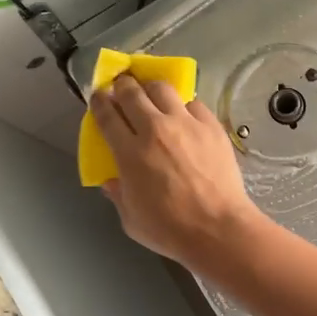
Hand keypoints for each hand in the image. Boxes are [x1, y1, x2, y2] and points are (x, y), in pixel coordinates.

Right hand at [91, 74, 265, 267]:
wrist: (218, 228)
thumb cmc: (171, 230)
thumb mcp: (131, 219)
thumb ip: (119, 195)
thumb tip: (112, 181)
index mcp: (129, 153)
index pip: (107, 115)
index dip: (99, 102)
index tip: (98, 96)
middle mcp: (155, 130)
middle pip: (131, 93)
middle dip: (122, 86)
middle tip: (122, 88)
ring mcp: (186, 124)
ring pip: (162, 89)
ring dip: (152, 89)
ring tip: (152, 95)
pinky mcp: (212, 127)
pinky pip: (194, 103)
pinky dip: (184, 106)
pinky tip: (185, 116)